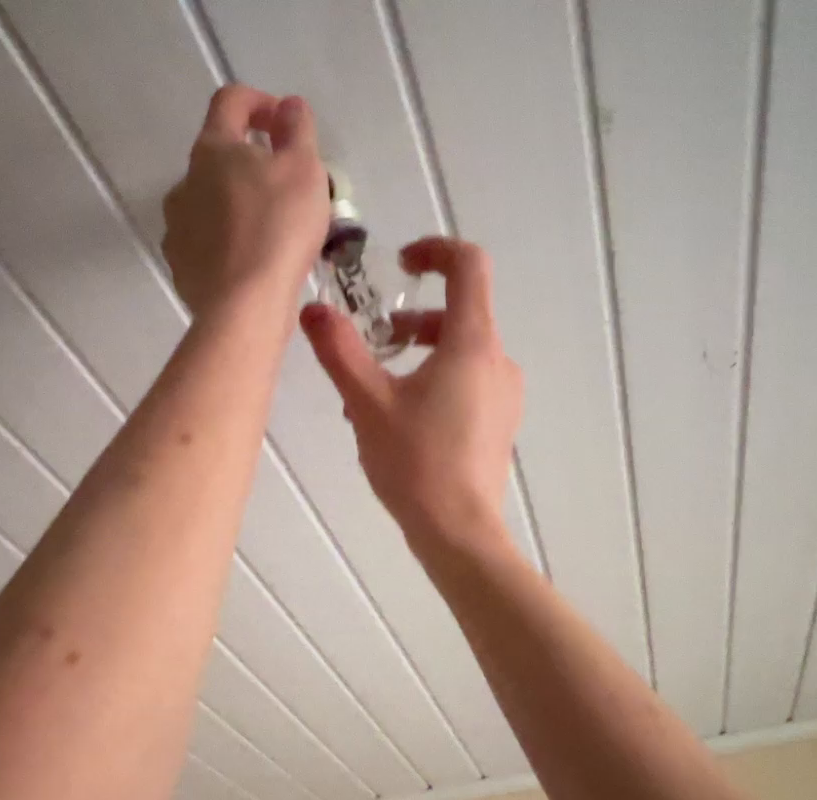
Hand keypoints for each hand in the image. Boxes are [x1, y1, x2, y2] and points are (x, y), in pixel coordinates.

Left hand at [163, 86, 327, 317]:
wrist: (243, 305)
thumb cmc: (279, 228)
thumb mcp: (304, 169)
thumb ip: (296, 129)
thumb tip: (286, 107)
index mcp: (212, 149)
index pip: (230, 102)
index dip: (260, 103)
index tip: (285, 126)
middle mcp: (184, 183)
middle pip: (218, 159)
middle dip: (251, 166)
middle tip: (287, 191)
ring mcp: (176, 227)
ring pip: (210, 205)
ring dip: (238, 208)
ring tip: (271, 234)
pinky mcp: (180, 267)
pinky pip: (206, 245)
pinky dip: (228, 246)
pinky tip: (252, 265)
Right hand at [300, 237, 522, 553]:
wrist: (458, 531)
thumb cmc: (415, 462)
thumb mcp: (366, 403)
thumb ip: (339, 351)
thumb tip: (312, 310)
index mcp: (472, 343)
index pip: (469, 266)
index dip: (435, 251)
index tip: (401, 265)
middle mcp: (497, 361)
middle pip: (459, 314)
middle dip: (411, 322)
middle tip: (373, 348)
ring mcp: (504, 395)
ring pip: (460, 353)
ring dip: (417, 358)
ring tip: (375, 396)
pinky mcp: (499, 424)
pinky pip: (467, 384)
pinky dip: (434, 384)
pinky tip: (400, 424)